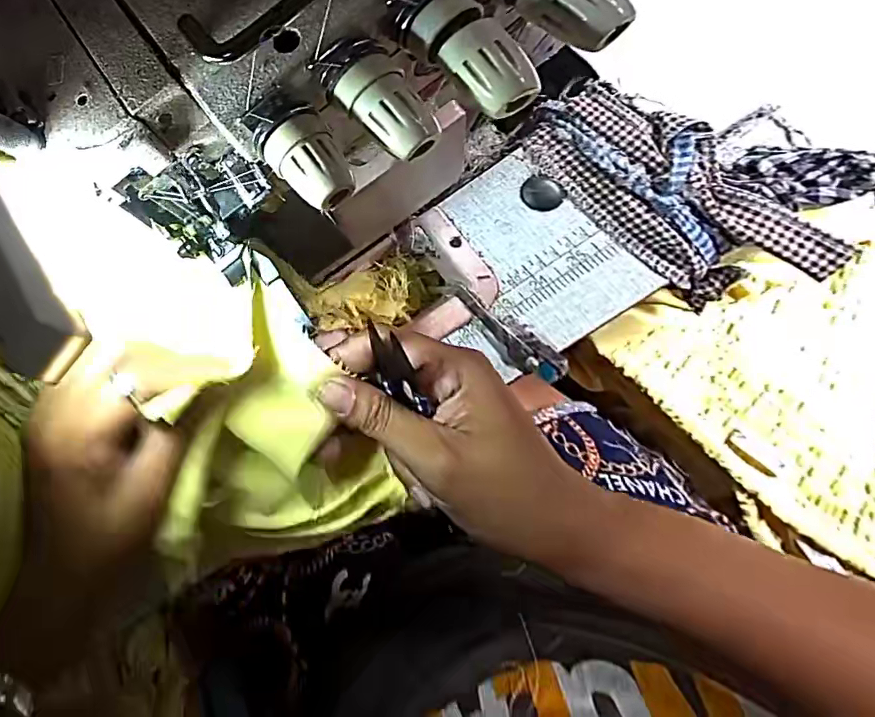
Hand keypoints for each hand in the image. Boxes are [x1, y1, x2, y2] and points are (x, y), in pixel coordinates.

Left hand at [0, 348, 189, 685]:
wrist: (56, 582)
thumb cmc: (109, 543)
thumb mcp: (154, 487)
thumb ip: (181, 426)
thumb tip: (217, 382)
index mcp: (80, 428)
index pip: (140, 372)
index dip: (186, 365)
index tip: (224, 363)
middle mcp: (54, 406)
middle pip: (114, 350)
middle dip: (161, 353)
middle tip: (197, 366)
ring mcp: (42, 406)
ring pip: (94, 349)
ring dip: (135, 353)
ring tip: (169, 369)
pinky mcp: (42, 411)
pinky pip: (76, 364)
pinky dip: (108, 360)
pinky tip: (133, 372)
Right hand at [316, 330, 593, 569]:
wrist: (562, 531)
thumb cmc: (504, 494)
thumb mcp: (434, 457)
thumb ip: (380, 418)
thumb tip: (326, 386)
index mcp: (455, 365)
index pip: (389, 343)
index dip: (349, 356)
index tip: (313, 381)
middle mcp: (452, 371)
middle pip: (388, 369)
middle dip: (359, 400)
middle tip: (326, 431)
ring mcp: (453, 396)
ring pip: (394, 397)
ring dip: (377, 428)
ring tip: (360, 457)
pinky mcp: (452, 420)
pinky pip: (410, 418)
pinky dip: (394, 440)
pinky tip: (393, 467)